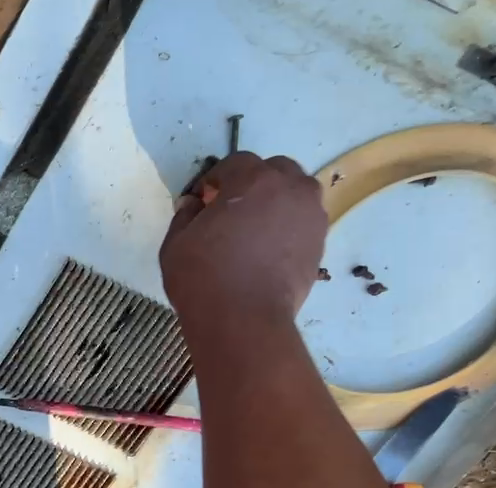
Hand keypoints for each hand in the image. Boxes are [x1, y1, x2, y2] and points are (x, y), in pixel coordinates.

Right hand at [160, 152, 327, 331]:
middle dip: (250, 182)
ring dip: (272, 201)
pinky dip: (283, 224)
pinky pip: (301, 218)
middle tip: (227, 209)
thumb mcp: (175, 245)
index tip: (200, 199)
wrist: (244, 316)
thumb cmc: (201, 277)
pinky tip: (262, 249)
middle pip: (274, 169)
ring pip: (293, 191)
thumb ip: (184, 216)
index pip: (235, 162)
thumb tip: (192, 203)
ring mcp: (311, 212)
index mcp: (252, 182)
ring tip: (249, 229)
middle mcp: (290, 187)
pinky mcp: (320, 237)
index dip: (214, 178)